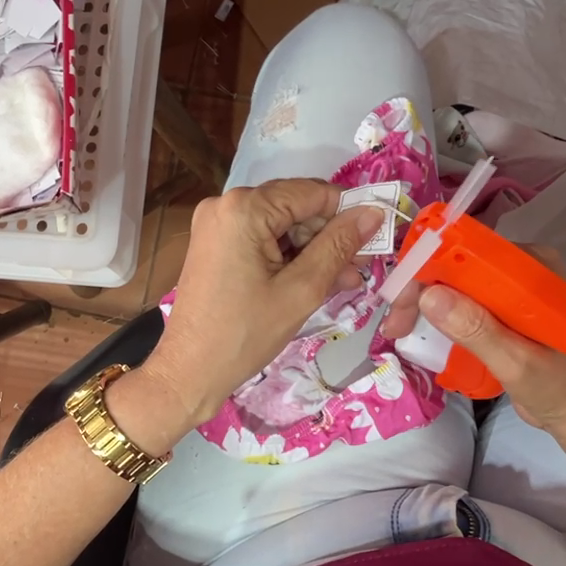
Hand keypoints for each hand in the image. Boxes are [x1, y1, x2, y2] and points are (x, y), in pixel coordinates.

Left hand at [141, 178, 383, 425]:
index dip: (348, 214)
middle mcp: (225, 205)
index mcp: (244, 208)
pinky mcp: (213, 246)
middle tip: (359, 270)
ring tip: (342, 283)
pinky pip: (261, 241)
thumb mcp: (300, 291)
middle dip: (330, 237)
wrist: (189, 373)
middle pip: (295, 208)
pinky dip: (287, 259)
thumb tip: (373, 213)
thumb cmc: (244, 335)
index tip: (375, 241)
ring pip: (280, 226)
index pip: (312, 193)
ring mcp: (215, 226)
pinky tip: (313, 282)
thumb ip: (338, 246)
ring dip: (313, 251)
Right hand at [408, 257, 565, 434]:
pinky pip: (463, 304)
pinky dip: (439, 318)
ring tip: (401, 333)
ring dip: (425, 307)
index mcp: (533, 269)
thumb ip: (477, 330)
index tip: (399, 305)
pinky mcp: (502, 311)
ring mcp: (511, 291)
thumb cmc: (561, 389)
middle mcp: (521, 270)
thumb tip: (430, 296)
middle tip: (394, 327)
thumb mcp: (517, 362)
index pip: (470, 253)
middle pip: (457, 266)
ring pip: (455, 285)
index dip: (428, 271)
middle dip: (420, 292)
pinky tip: (422, 335)